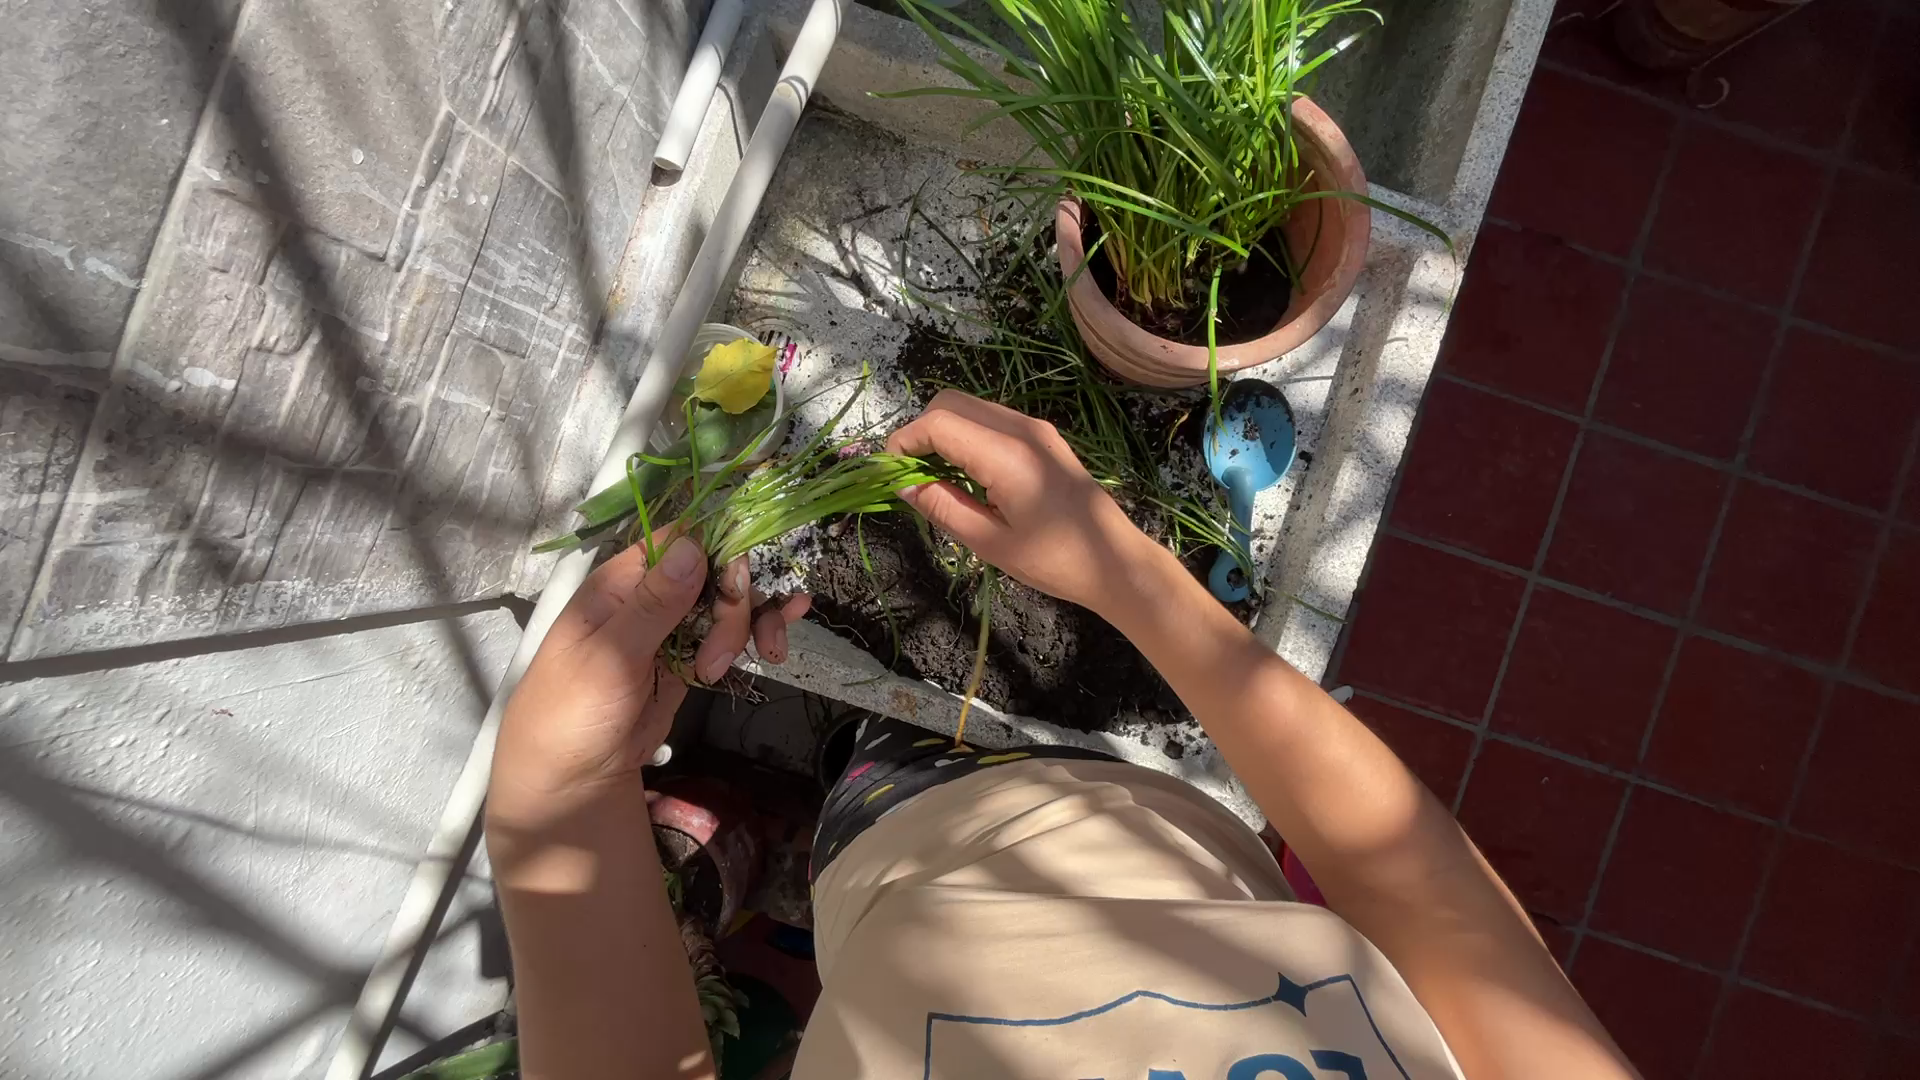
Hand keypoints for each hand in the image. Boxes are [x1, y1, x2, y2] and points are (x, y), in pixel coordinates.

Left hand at [491, 535, 809, 809]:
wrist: (573, 778)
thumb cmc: (573, 712)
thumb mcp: (611, 656)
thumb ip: (655, 603)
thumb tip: (695, 546)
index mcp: (623, 582)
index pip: (682, 540)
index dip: (719, 550)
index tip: (740, 581)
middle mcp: (654, 595)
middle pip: (717, 572)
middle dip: (737, 606)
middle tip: (722, 654)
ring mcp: (676, 626)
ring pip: (732, 602)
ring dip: (752, 625)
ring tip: (766, 656)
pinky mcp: (694, 654)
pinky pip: (732, 631)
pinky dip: (759, 629)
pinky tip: (788, 625)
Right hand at [887, 389, 1151, 612]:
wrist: (1114, 560)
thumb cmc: (1054, 560)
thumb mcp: (990, 543)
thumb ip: (942, 507)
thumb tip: (903, 484)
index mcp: (1007, 455)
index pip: (938, 423)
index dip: (904, 442)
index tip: (891, 473)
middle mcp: (1021, 429)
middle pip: (950, 402)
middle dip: (920, 432)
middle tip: (912, 475)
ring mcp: (1035, 428)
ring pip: (970, 407)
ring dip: (943, 432)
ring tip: (937, 478)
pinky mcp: (1042, 436)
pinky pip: (990, 420)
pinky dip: (966, 435)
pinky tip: (967, 474)